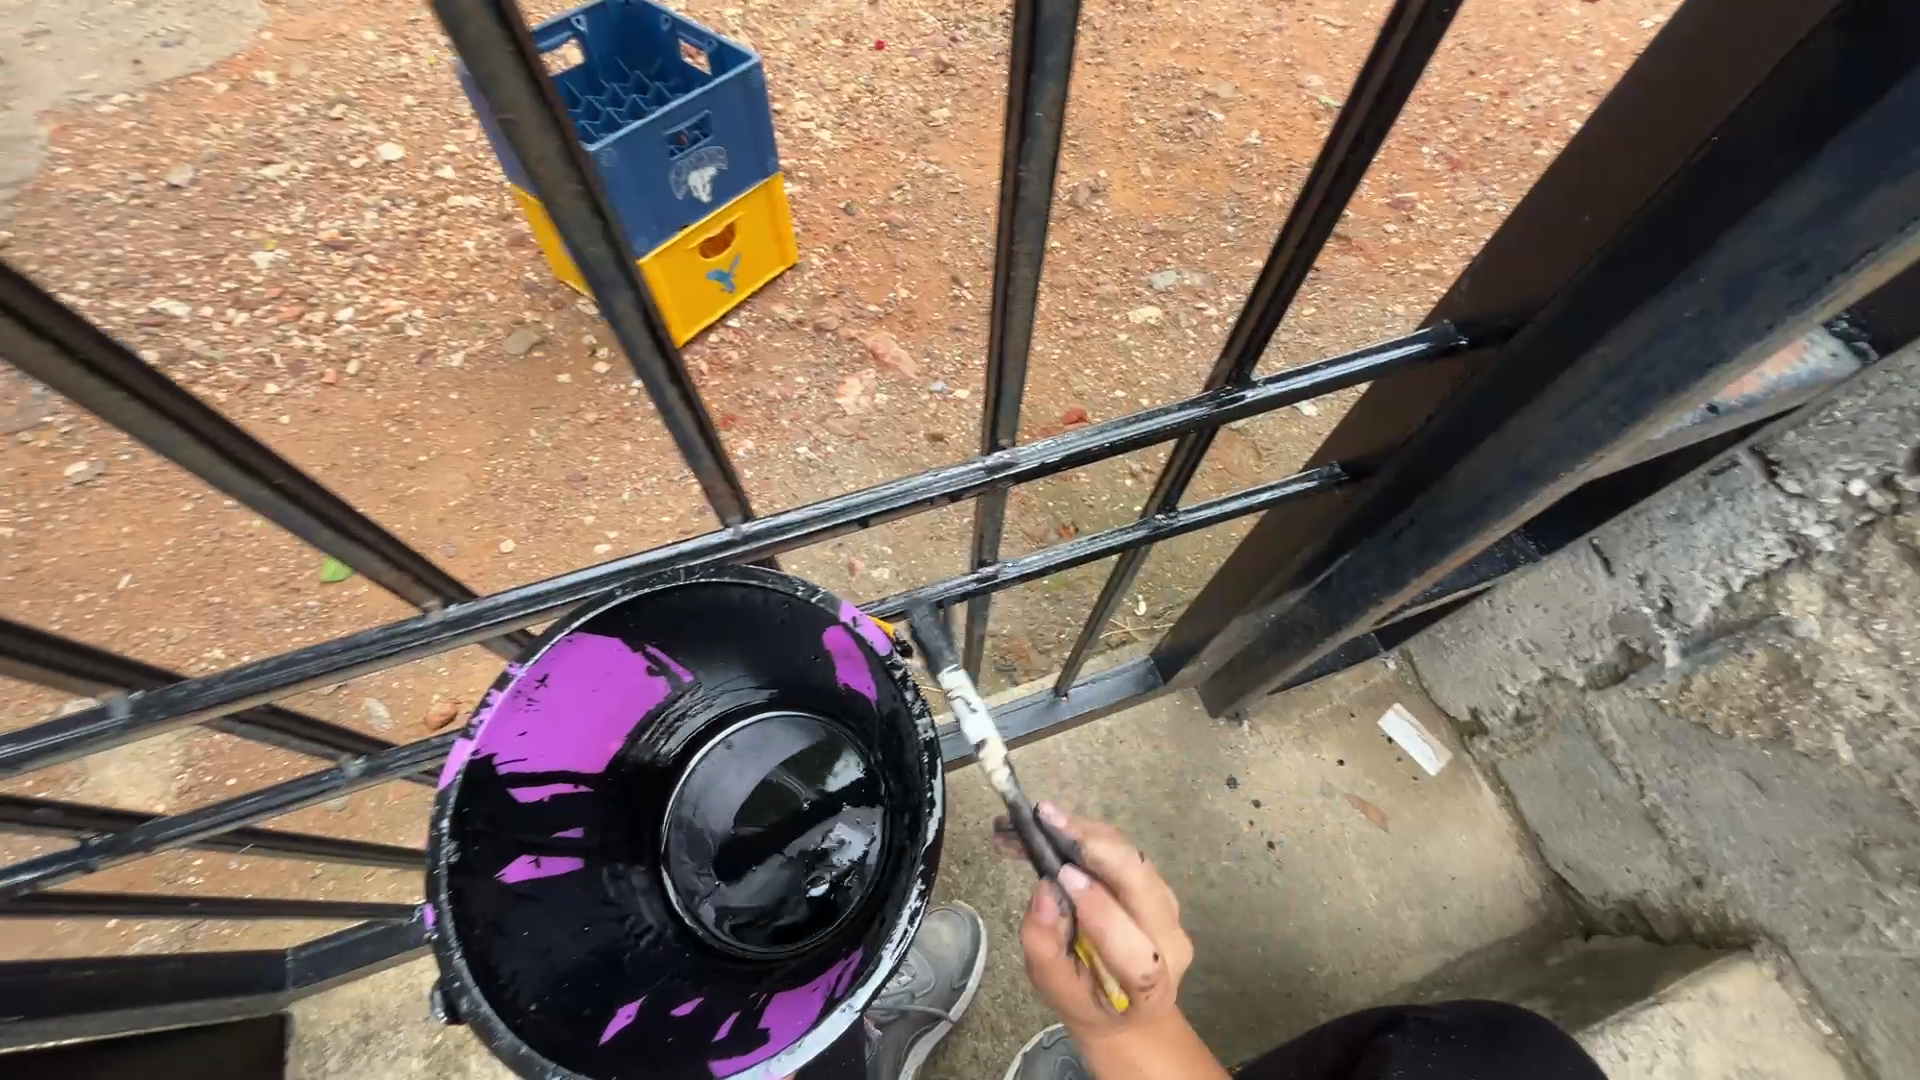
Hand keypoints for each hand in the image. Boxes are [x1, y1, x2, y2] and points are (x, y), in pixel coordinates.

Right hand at [998, 803, 1195, 1042]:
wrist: (1126, 1006)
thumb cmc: (1086, 998)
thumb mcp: (1053, 986)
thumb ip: (1045, 944)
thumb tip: (1045, 888)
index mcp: (1149, 985)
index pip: (1134, 949)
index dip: (1098, 908)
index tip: (1060, 874)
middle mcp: (1169, 939)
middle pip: (1140, 881)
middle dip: (1093, 844)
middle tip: (1046, 819)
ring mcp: (1167, 906)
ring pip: (1130, 855)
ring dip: (1083, 831)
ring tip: (1040, 819)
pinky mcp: (1155, 882)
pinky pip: (1124, 849)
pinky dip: (1087, 833)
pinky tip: (1053, 827)